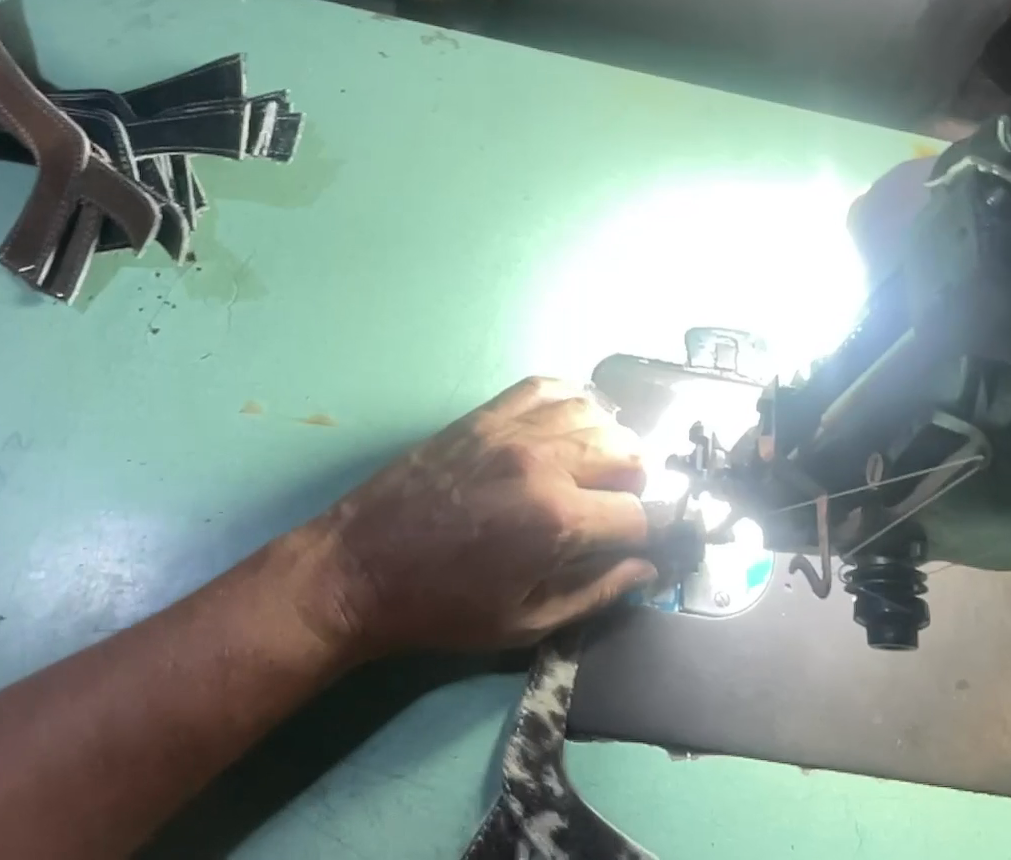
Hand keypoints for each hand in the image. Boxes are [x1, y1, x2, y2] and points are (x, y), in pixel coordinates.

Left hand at [303, 377, 655, 655]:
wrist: (360, 569)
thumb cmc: (442, 608)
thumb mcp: (525, 624)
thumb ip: (597, 593)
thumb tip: (648, 566)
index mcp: (558, 520)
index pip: (640, 513)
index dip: (650, 533)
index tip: (642, 544)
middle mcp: (546, 462)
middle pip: (629, 451)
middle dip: (636, 484)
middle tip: (614, 510)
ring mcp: (513, 429)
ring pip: (597, 413)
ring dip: (609, 443)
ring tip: (594, 470)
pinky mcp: (485, 415)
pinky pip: (548, 387)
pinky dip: (572, 402)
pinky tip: (568, 428)